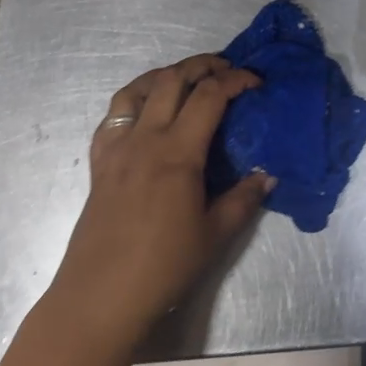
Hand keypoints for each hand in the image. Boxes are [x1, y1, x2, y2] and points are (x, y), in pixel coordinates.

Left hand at [47, 55, 273, 342]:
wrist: (99, 300)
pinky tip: (148, 114)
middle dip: (203, 66)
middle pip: (172, 80)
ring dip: (166, 76)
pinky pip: (113, 116)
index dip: (236, 80)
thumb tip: (266, 175)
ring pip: (137, 89)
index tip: (256, 83)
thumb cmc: (163, 268)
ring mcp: (117, 149)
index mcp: (177, 153)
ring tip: (188, 81)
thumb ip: (243, 199)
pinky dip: (134, 101)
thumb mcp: (215, 235)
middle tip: (227, 71)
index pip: (209, 96)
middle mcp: (145, 140)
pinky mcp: (99, 164)